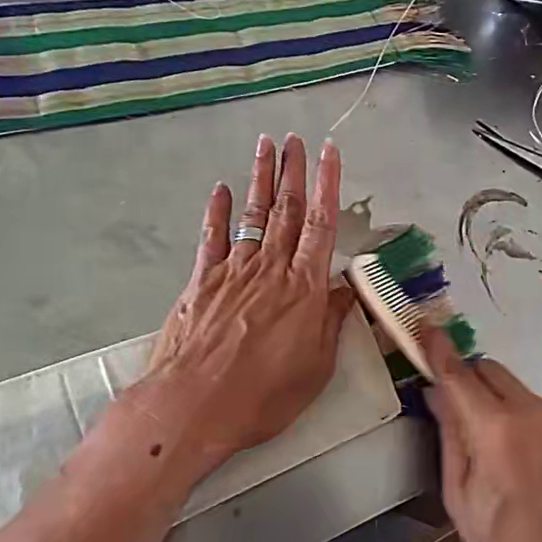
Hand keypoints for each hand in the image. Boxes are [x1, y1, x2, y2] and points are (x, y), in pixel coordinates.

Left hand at [125, 133, 356, 475]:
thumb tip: (346, 288)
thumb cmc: (263, 394)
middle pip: (286, 209)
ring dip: (260, 177)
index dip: (328, 183)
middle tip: (295, 138)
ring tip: (266, 146)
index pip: (321, 223)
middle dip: (293, 170)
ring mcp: (233, 269)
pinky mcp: (201, 279)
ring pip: (252, 213)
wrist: (195, 403)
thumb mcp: (315, 366)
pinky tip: (221, 189)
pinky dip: (217, 210)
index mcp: (303, 287)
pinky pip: (212, 236)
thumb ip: (330, 321)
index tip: (329, 151)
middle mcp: (270, 267)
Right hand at [421, 332, 541, 541]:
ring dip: (493, 399)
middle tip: (451, 406)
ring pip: (513, 387)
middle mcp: (534, 413)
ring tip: (489, 446)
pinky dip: (518, 415)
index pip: (459, 374)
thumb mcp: (461, 500)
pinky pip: (537, 407)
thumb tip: (438, 396)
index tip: (424, 330)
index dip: (437, 350)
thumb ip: (450, 438)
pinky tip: (520, 457)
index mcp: (497, 430)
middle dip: (466, 378)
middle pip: (488, 370)